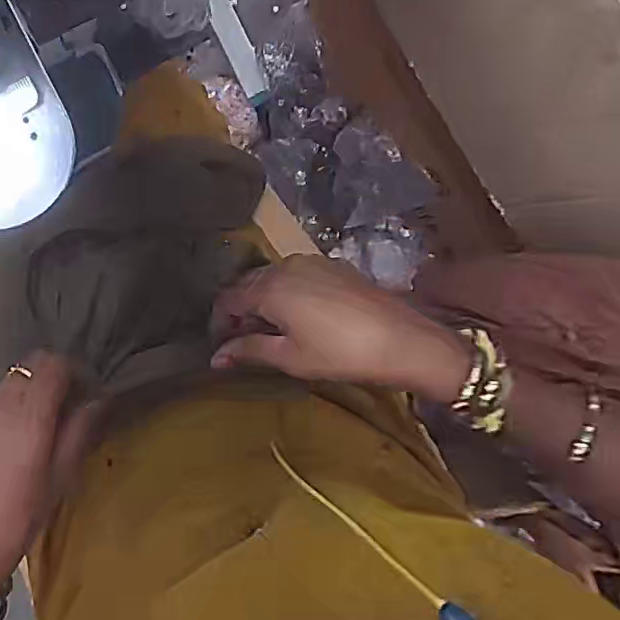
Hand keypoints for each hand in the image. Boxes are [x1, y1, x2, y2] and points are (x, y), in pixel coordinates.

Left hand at [0, 351, 99, 584]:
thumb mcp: (62, 475)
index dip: (77, 369)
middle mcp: (2, 402)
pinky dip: (21, 394)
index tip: (91, 389)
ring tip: (55, 413)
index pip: (53, 364)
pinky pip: (3, 391)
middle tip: (76, 398)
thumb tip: (100, 398)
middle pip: (33, 363)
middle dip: (58, 371)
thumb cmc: (23, 513)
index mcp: (27, 415)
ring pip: (17, 375)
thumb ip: (80, 430)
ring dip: (38, 382)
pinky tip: (31, 424)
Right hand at [210, 255, 470, 395]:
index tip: (221, 347)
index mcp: (269, 287)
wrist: (404, 340)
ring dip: (261, 301)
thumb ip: (248, 350)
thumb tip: (215, 357)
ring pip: (270, 278)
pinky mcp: (332, 265)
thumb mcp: (289, 357)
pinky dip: (284, 293)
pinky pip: (294, 275)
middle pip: (246, 285)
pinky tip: (297, 316)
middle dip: (238, 311)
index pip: (226, 299)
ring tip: (270, 331)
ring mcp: (310, 262)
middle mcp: (284, 266)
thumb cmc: (341, 353)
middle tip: (241, 342)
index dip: (218, 323)